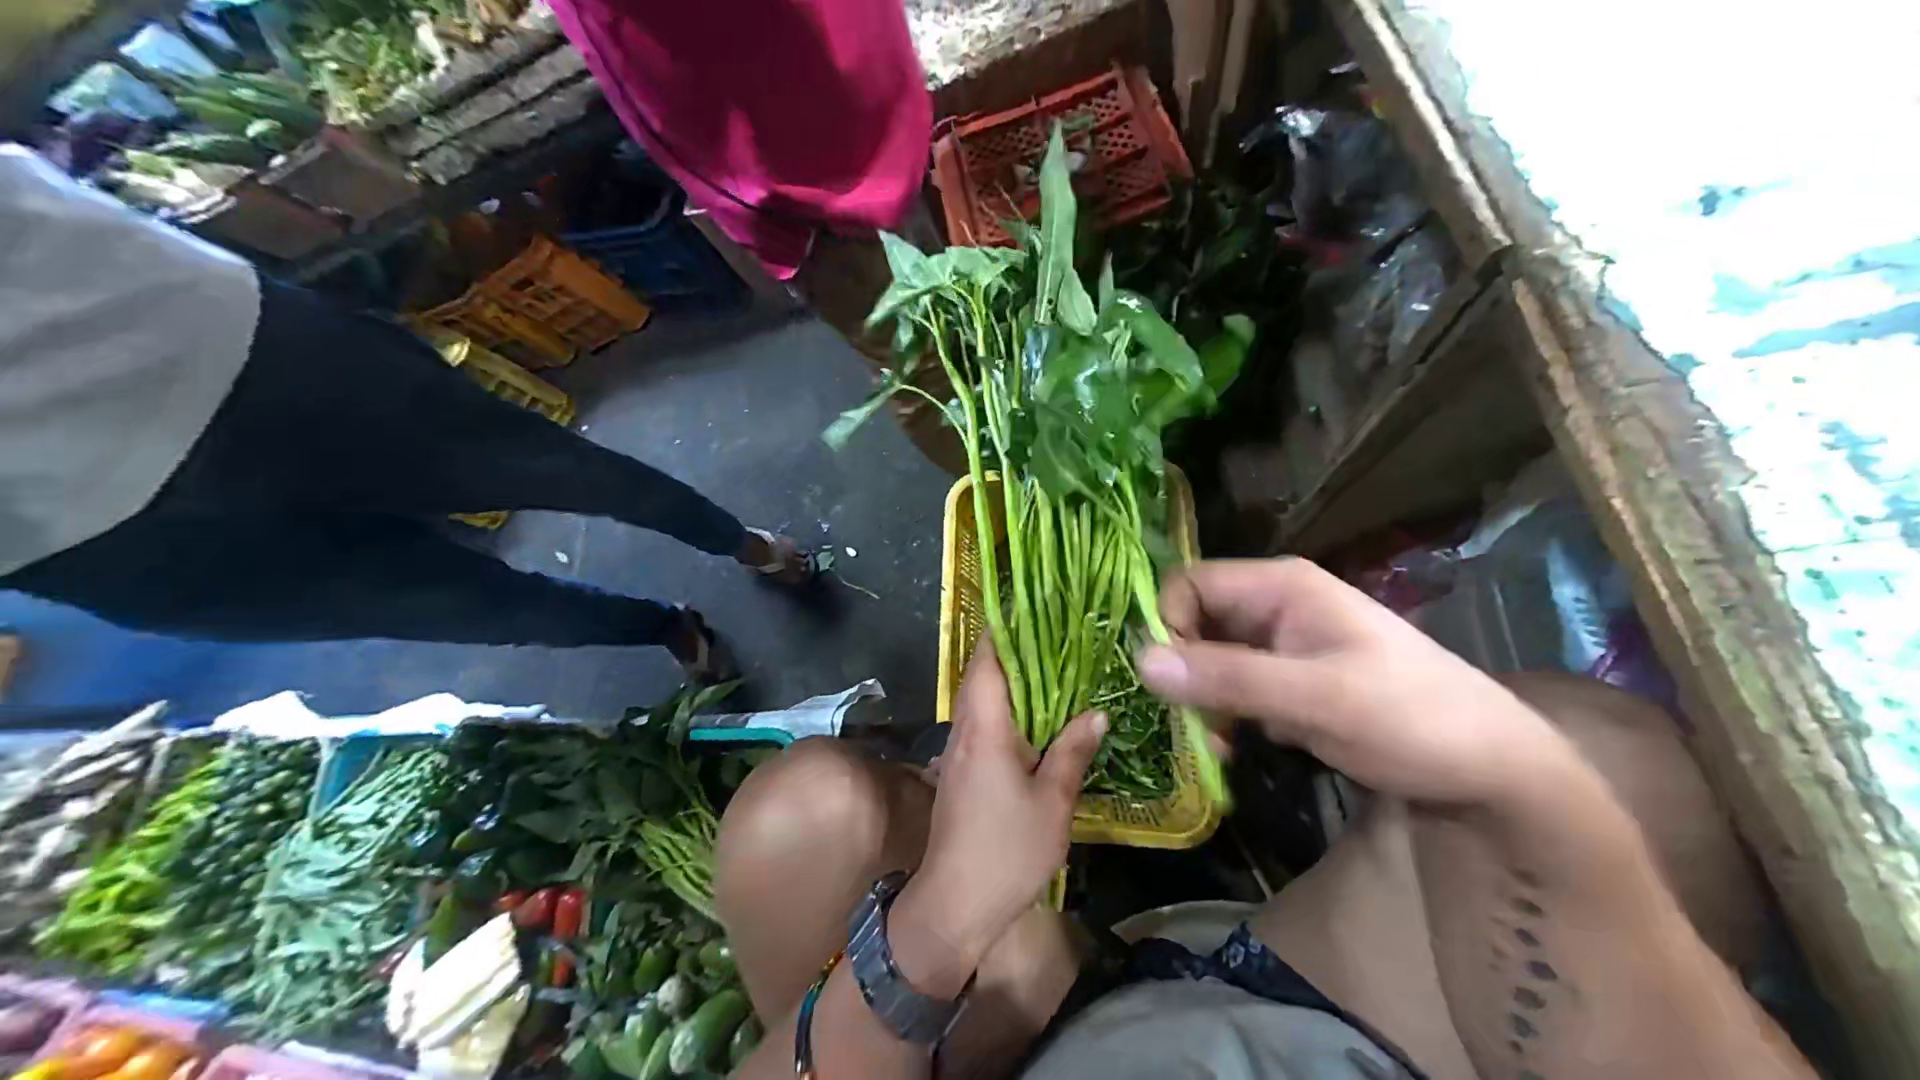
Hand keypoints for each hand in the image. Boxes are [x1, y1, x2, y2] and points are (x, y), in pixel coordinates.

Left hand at [891, 640, 1103, 995]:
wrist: (955, 902)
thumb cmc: (1007, 849)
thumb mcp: (1052, 801)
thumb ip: (1072, 752)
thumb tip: (1097, 713)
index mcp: (984, 726)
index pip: (986, 659)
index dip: (1004, 628)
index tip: (1032, 605)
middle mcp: (964, 728)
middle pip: (982, 673)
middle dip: (1015, 648)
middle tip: (1057, 631)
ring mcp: (958, 749)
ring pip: (982, 698)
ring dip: (1012, 678)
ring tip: (1054, 663)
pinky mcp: (960, 769)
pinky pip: (984, 722)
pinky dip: (1008, 707)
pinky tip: (1038, 715)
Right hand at [1137, 558, 1578, 806]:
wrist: (1493, 771)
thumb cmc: (1412, 718)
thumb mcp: (1318, 698)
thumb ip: (1228, 678)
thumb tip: (1140, 661)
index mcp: (1280, 587)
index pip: (1190, 584)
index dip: (1167, 624)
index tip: (1167, 679)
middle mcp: (1273, 607)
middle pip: (1194, 621)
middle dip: (1183, 669)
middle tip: (1190, 718)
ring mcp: (1280, 645)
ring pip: (1208, 658)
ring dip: (1201, 698)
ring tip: (1216, 742)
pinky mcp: (1286, 680)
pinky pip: (1230, 686)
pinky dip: (1222, 714)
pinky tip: (1233, 746)